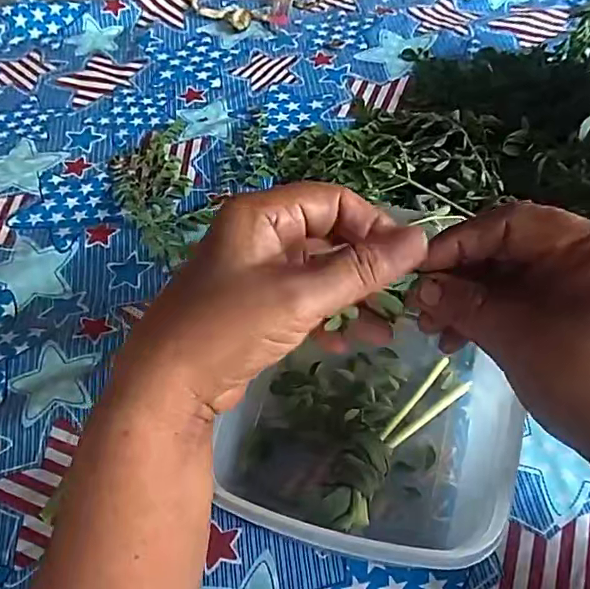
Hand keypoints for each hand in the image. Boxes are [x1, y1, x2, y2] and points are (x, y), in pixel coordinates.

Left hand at [117, 181, 426, 417]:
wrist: (168, 387)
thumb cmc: (230, 327)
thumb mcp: (300, 295)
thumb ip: (361, 268)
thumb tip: (420, 239)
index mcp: (261, 216)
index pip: (332, 201)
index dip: (372, 225)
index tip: (405, 259)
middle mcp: (257, 239)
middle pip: (326, 239)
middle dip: (365, 268)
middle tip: (400, 297)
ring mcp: (253, 277)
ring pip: (316, 276)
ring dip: (351, 300)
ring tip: (384, 331)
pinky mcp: (253, 312)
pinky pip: (300, 305)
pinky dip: (325, 320)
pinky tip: (346, 344)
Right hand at [407, 202, 589, 471]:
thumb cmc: (587, 380)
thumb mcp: (518, 337)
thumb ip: (466, 304)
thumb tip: (420, 288)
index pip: (513, 223)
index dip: (459, 242)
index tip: (417, 270)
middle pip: (509, 250)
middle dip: (459, 277)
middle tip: (420, 307)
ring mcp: (583, 286)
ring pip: (509, 279)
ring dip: (466, 300)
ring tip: (434, 330)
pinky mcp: (572, 314)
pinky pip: (520, 302)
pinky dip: (486, 316)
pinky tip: (458, 340)